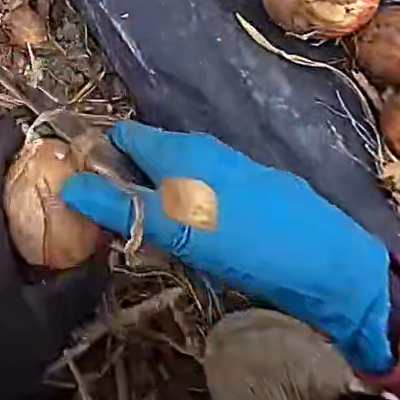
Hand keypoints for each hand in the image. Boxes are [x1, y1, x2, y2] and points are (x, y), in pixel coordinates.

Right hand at [61, 120, 396, 372]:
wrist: (330, 264)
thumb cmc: (243, 239)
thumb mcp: (174, 227)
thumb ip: (120, 206)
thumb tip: (69, 185)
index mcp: (176, 149)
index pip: (120, 136)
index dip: (98, 160)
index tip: (88, 196)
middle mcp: (198, 149)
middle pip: (144, 158)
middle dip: (126, 189)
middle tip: (119, 230)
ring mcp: (225, 169)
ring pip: (172, 179)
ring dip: (156, 205)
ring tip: (155, 244)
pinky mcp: (245, 191)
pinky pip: (199, 194)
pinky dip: (185, 213)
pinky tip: (194, 246)